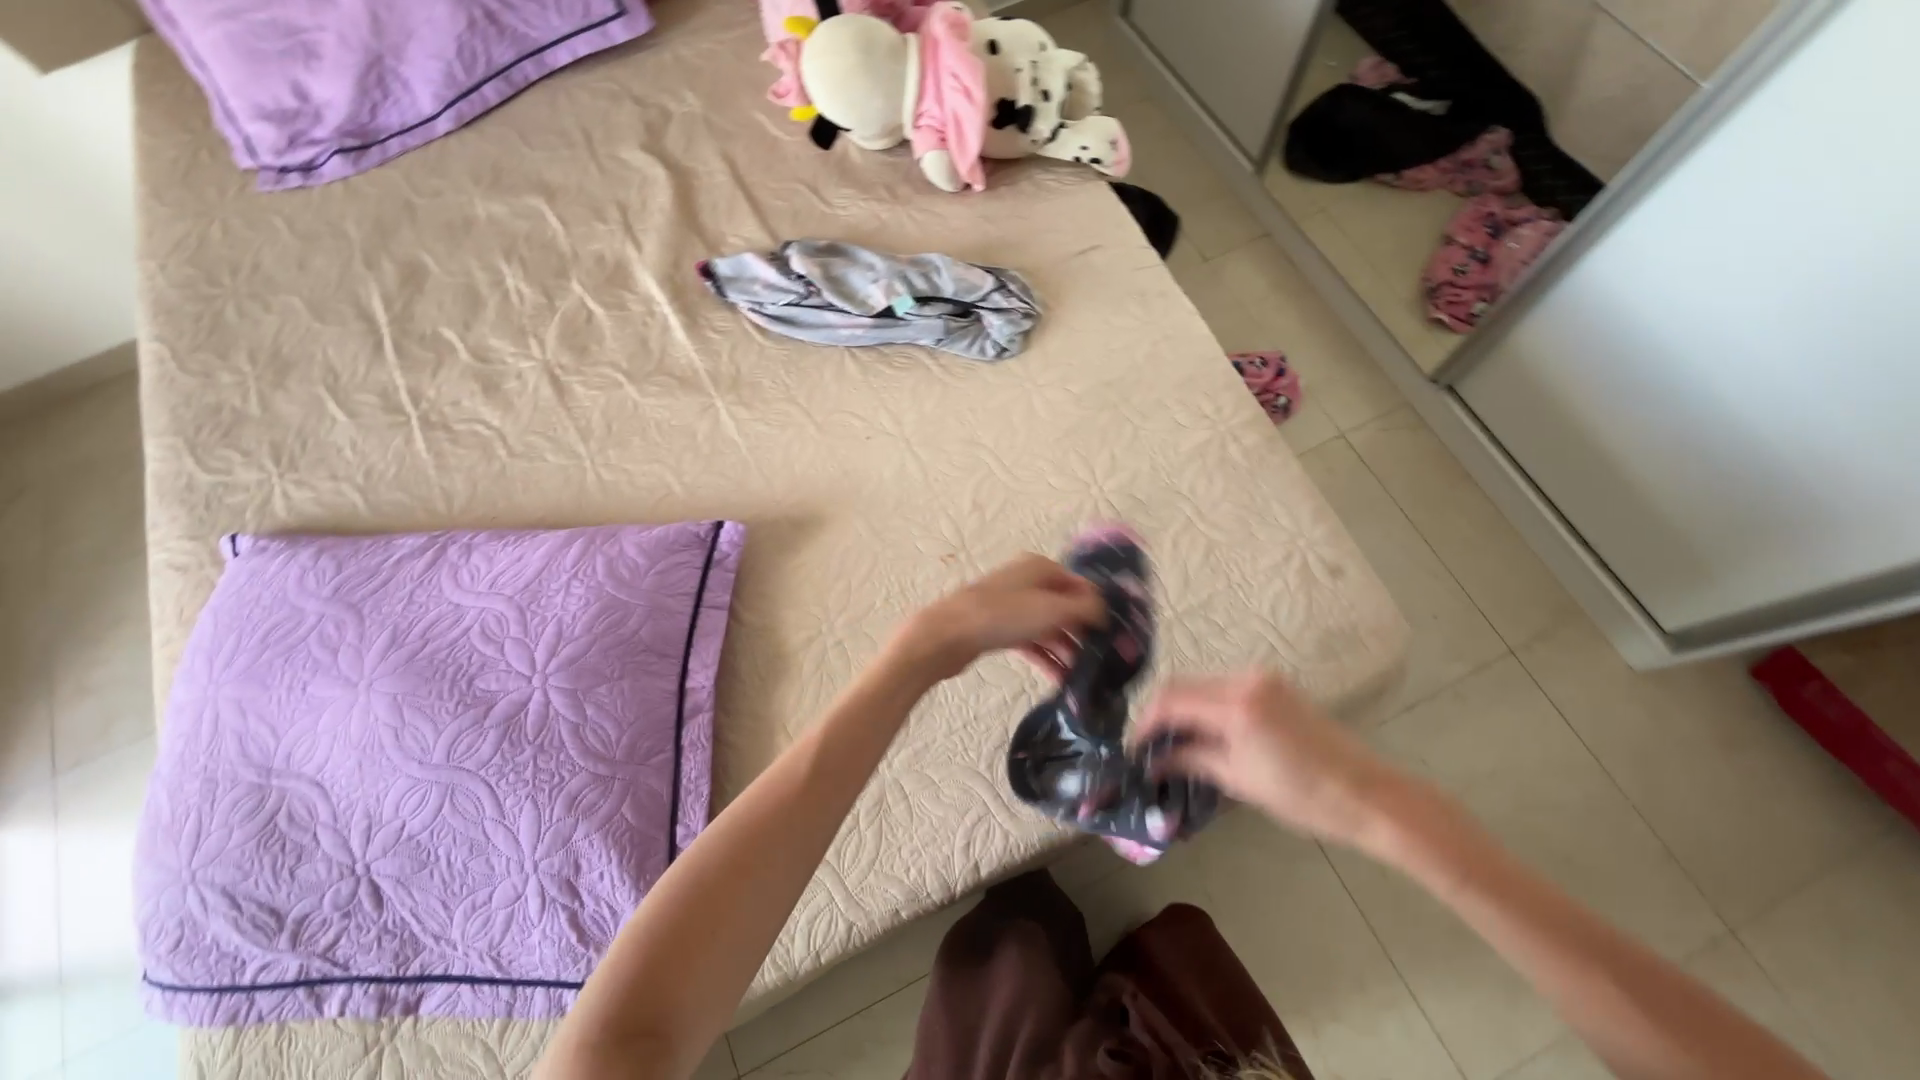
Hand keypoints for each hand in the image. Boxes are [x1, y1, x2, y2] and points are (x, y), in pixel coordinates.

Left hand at [891, 554, 1105, 682]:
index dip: (1101, 608)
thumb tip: (1107, 612)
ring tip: (1085, 674)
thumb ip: (1086, 609)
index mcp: (1041, 567)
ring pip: (1050, 627)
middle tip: (1105, 659)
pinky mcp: (999, 629)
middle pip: (1066, 607)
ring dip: (1068, 649)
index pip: (1082, 585)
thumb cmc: (1002, 616)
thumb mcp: (1052, 609)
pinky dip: (1047, 657)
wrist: (947, 636)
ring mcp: (1011, 606)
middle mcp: (1027, 582)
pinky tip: (1061, 679)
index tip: (1118, 635)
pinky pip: (1032, 642)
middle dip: (1085, 632)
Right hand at [1134, 670, 1421, 849]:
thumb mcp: (1238, 780)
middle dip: (1160, 716)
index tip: (1134, 750)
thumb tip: (1154, 761)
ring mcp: (1263, 679)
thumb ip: (1191, 760)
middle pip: (1183, 686)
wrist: (1369, 795)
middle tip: (1148, 749)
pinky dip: (1207, 709)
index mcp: (1237, 704)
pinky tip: (1203, 735)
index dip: (1145, 722)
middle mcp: (1246, 679)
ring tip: (1173, 746)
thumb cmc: (1304, 796)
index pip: (1171, 698)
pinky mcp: (1276, 687)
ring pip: (1203, 686)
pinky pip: (1225, 690)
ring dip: (1183, 711)